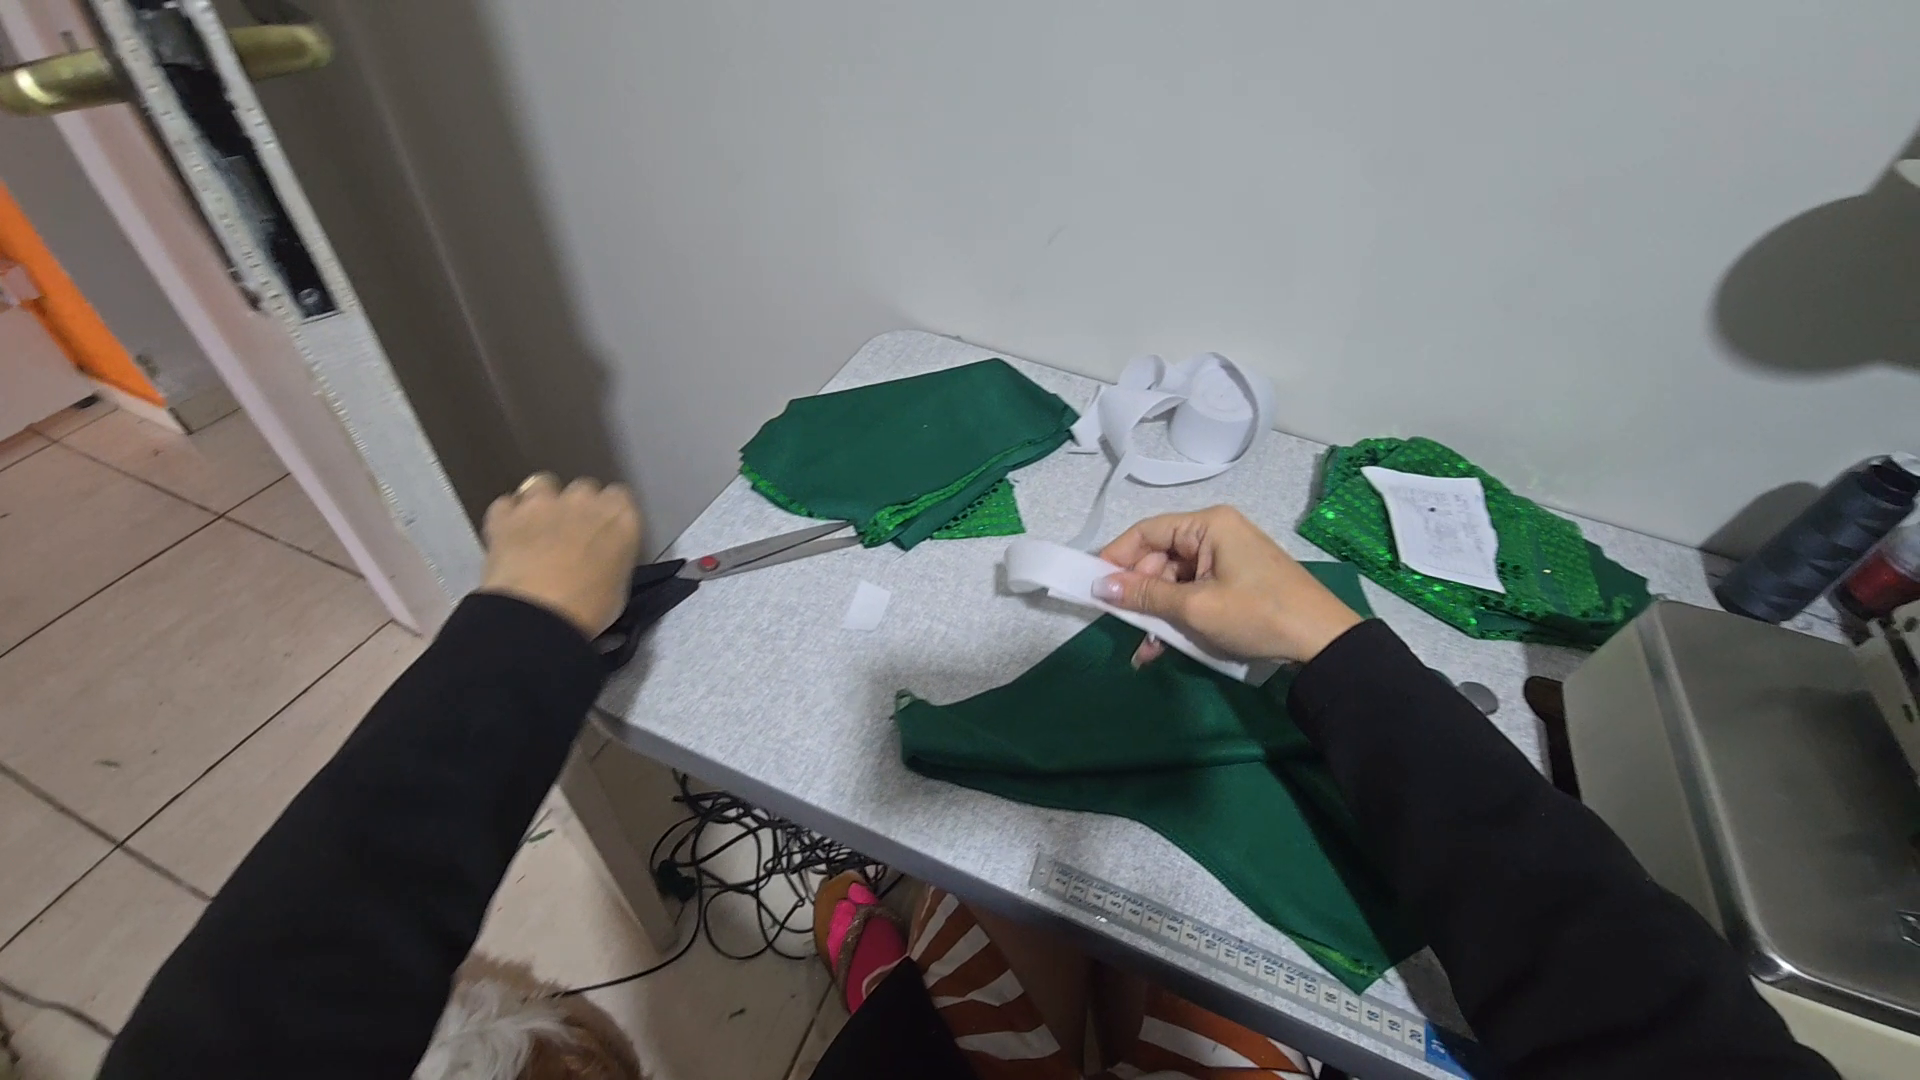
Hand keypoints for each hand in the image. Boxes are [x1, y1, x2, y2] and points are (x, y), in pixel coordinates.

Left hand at [479, 473, 642, 638]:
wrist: (537, 616)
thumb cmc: (591, 608)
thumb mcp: (619, 584)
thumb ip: (613, 556)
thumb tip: (601, 558)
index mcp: (621, 517)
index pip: (620, 496)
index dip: (610, 513)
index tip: (605, 531)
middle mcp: (584, 500)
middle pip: (584, 488)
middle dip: (578, 505)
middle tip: (573, 534)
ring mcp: (541, 503)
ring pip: (542, 484)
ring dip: (542, 501)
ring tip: (538, 527)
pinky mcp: (504, 515)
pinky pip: (506, 505)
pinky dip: (507, 517)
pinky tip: (509, 536)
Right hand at [1095, 505, 1361, 666]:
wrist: (1323, 644)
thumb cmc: (1257, 615)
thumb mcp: (1195, 607)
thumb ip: (1144, 595)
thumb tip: (1099, 587)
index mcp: (1208, 525)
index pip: (1146, 531)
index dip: (1116, 557)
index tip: (1093, 584)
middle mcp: (1214, 534)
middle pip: (1158, 558)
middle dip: (1138, 593)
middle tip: (1123, 623)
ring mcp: (1225, 559)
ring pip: (1172, 580)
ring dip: (1156, 613)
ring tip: (1144, 648)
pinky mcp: (1232, 582)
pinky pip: (1191, 593)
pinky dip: (1176, 616)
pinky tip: (1162, 647)